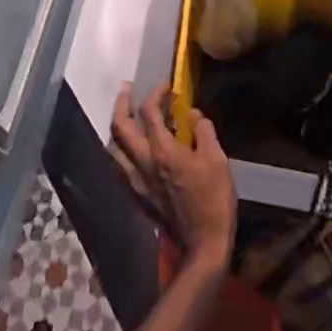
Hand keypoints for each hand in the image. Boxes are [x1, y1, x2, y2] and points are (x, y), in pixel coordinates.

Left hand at [111, 83, 236, 266]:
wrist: (202, 243)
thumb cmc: (214, 199)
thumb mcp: (217, 159)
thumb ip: (203, 131)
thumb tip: (192, 114)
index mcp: (163, 152)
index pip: (149, 113)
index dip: (155, 94)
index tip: (167, 87)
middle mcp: (142, 164)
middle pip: (120, 127)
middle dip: (122, 103)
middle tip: (127, 89)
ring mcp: (136, 181)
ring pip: (114, 148)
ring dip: (118, 127)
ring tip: (127, 116)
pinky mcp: (137, 195)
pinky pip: (120, 165)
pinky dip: (122, 149)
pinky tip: (133, 147)